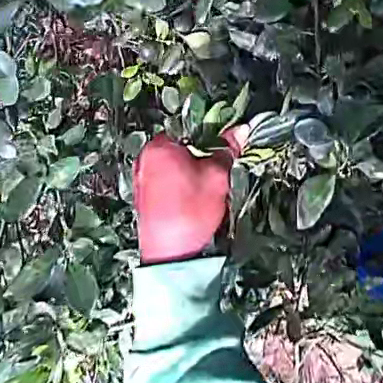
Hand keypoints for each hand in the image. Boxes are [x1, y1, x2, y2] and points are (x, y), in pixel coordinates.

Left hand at [133, 126, 247, 264]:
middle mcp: (144, 158)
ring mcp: (141, 178)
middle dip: (201, 151)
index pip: (189, 126)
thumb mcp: (217, 176)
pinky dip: (181, 180)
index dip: (211, 132)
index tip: (225, 141)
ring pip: (174, 162)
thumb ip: (227, 149)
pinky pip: (166, 177)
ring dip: (191, 167)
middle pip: (181, 144)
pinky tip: (194, 193)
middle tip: (219, 163)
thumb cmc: (190, 212)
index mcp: (159, 147)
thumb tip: (241, 129)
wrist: (170, 256)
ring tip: (208, 180)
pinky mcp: (143, 196)